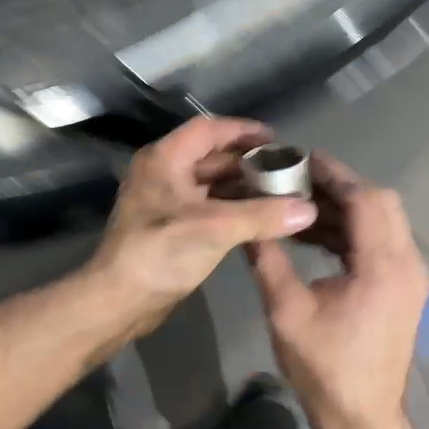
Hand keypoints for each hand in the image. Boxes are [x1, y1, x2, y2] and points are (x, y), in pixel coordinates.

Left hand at [89, 117, 319, 332]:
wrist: (121, 298)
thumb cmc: (162, 252)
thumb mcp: (216, 228)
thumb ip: (263, 215)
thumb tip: (308, 208)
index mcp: (164, 159)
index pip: (208, 131)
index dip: (242, 131)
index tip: (276, 140)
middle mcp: (162, 173)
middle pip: (210, 157)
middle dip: (248, 163)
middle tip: (285, 172)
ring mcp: (164, 201)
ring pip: (209, 183)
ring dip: (241, 187)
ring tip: (279, 194)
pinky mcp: (169, 226)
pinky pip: (205, 206)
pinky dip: (231, 208)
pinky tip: (258, 218)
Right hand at [246, 153, 428, 428]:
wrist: (361, 418)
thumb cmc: (324, 367)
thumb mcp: (286, 310)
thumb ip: (267, 259)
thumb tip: (247, 221)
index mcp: (383, 266)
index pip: (365, 199)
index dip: (333, 174)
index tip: (299, 158)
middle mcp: (406, 264)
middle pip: (381, 203)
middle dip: (340, 186)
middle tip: (297, 179)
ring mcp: (410, 278)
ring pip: (383, 222)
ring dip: (346, 209)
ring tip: (300, 204)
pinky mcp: (403, 290)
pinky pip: (381, 243)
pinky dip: (352, 231)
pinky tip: (315, 235)